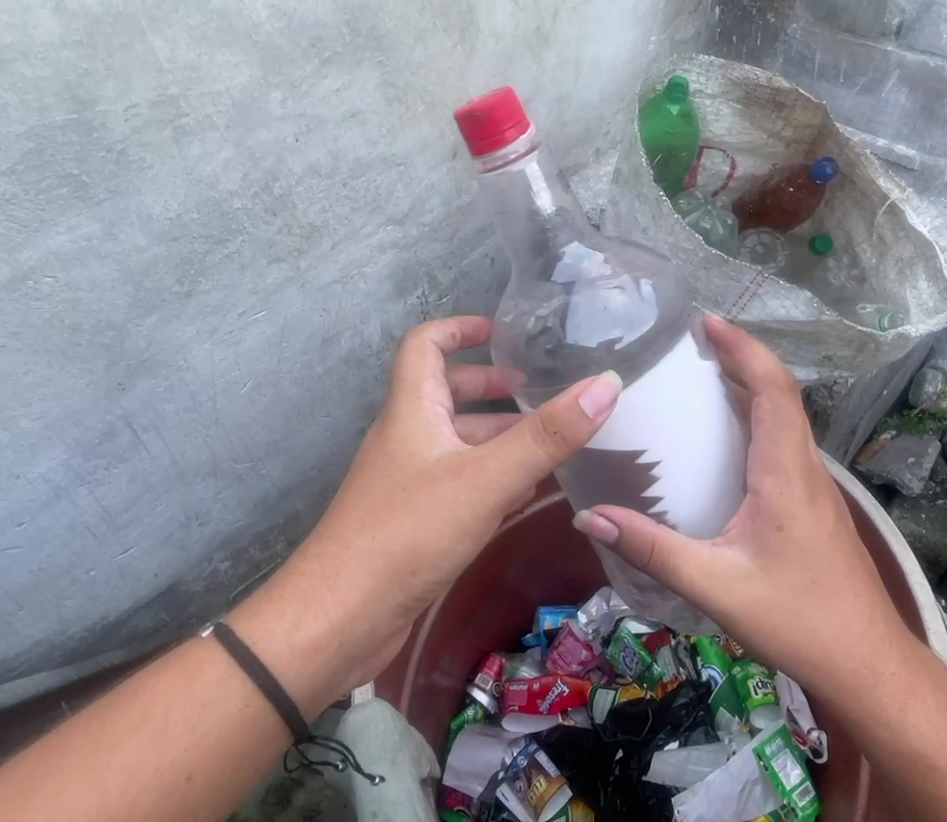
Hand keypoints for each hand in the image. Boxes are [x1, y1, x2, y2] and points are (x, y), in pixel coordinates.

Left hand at [235, 316, 619, 704]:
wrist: (340, 618)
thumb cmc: (407, 532)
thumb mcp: (485, 479)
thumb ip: (546, 435)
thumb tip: (606, 383)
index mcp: (412, 408)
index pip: (425, 344)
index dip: (460, 328)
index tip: (504, 332)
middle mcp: (407, 436)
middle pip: (446, 392)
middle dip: (492, 386)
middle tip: (541, 390)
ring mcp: (409, 481)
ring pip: (458, 442)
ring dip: (500, 435)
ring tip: (555, 441)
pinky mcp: (414, 521)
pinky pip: (460, 482)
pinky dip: (494, 477)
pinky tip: (531, 493)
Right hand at [570, 316, 913, 693]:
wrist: (867, 665)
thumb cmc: (798, 620)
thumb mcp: (716, 586)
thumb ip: (652, 549)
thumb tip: (588, 516)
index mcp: (786, 472)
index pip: (773, 388)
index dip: (742, 348)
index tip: (706, 322)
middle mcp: (805, 468)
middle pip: (779, 393)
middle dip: (738, 359)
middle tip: (688, 344)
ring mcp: (814, 487)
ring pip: (784, 418)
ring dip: (748, 387)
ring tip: (698, 378)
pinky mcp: (812, 505)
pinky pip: (782, 443)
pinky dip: (754, 420)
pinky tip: (722, 443)